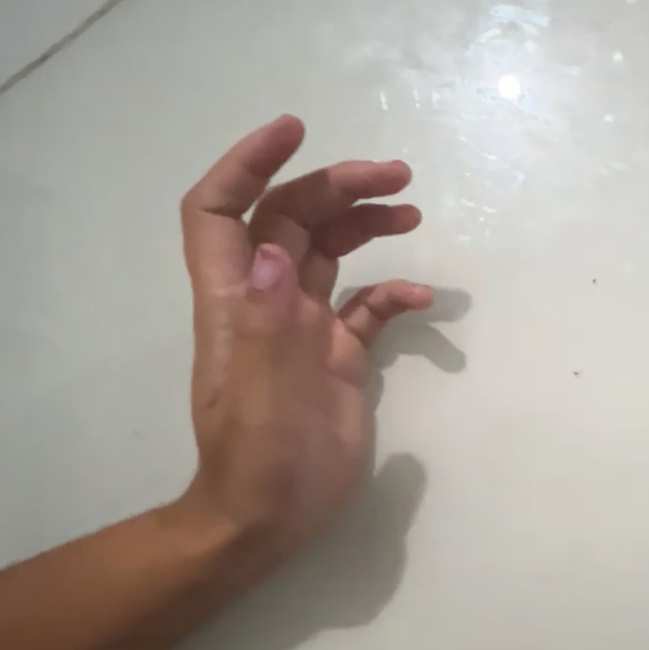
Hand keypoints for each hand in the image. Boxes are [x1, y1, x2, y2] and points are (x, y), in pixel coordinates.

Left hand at [175, 116, 432, 554]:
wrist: (271, 518)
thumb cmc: (257, 464)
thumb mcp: (260, 399)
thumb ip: (266, 327)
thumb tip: (273, 252)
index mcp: (236, 302)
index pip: (223, 210)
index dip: (249, 163)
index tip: (295, 131)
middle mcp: (267, 302)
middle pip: (292, 219)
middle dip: (337, 185)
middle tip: (397, 175)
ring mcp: (304, 327)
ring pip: (330, 251)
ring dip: (366, 223)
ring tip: (411, 209)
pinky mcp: (337, 354)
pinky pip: (366, 305)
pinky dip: (394, 293)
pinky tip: (425, 299)